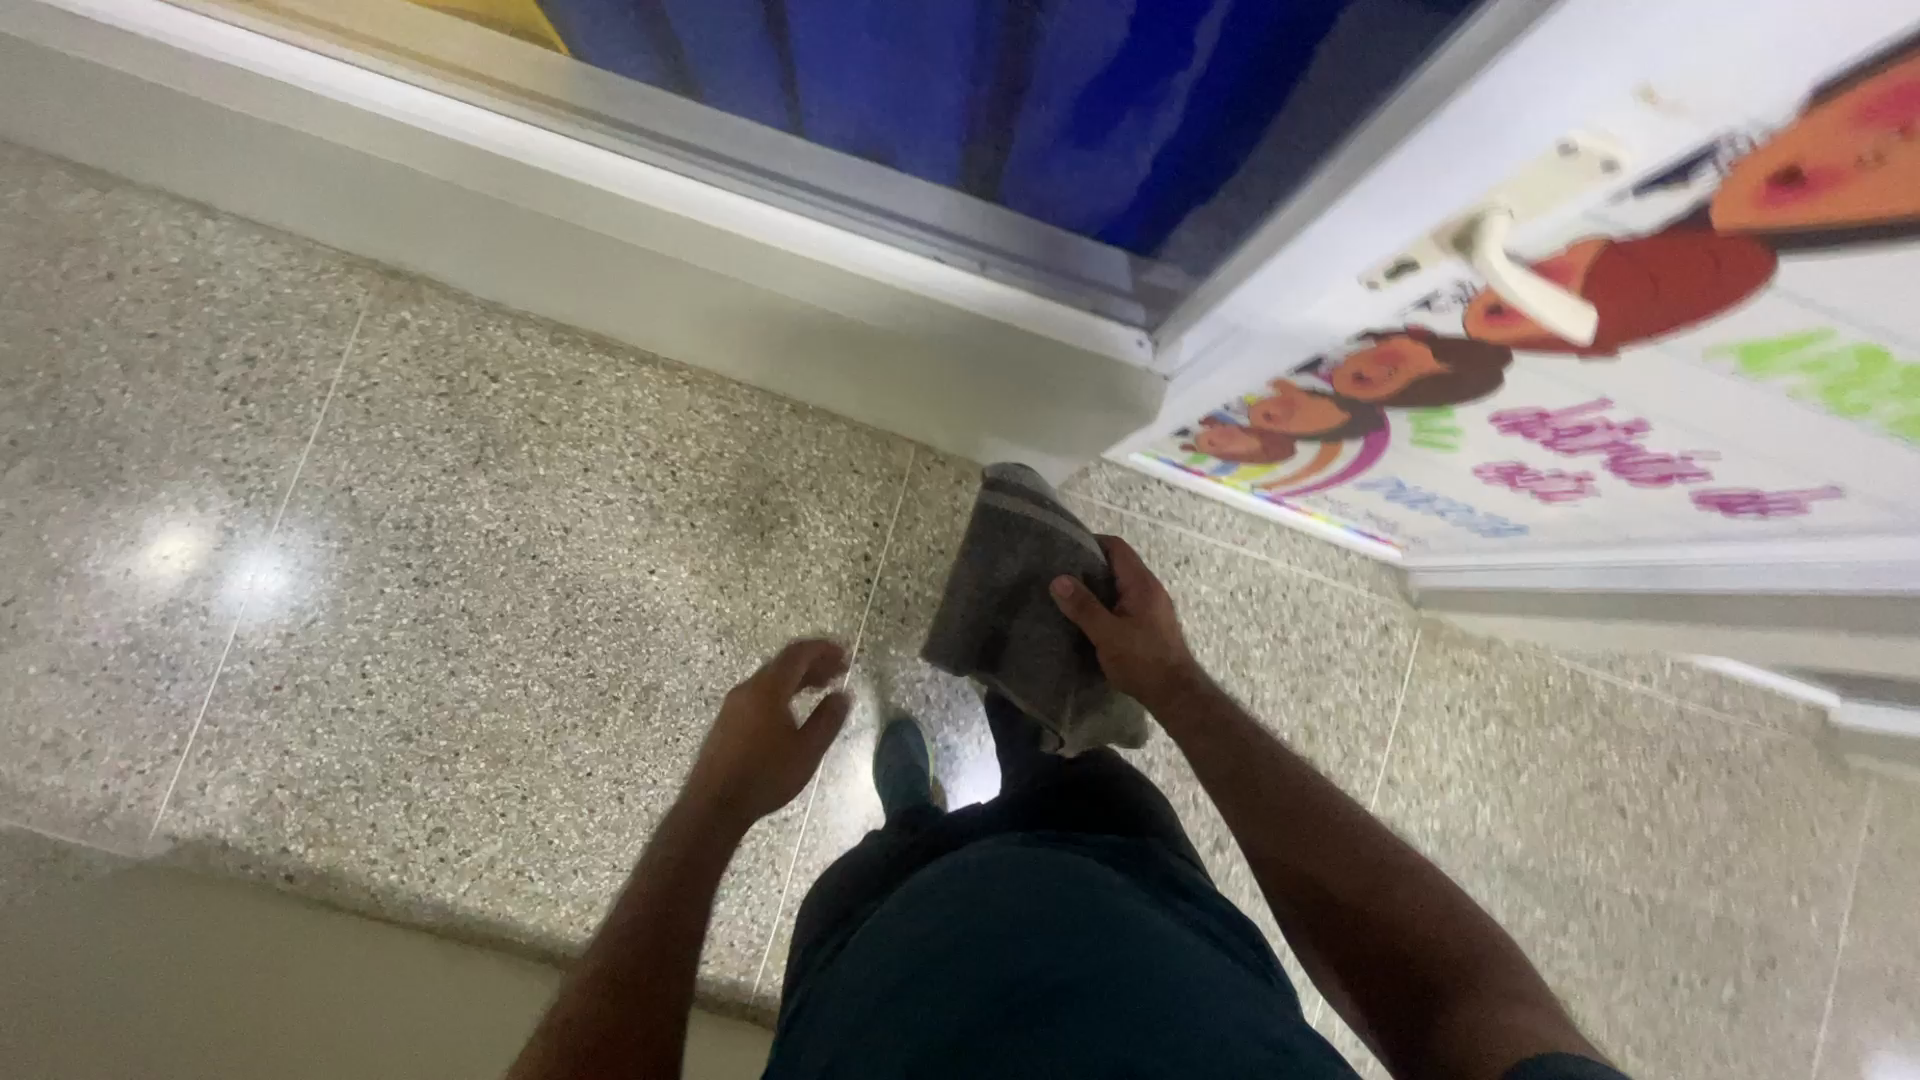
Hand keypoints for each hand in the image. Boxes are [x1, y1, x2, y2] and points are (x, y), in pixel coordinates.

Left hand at [685, 639, 852, 831]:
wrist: (713, 806)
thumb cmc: (766, 776)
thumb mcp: (807, 750)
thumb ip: (828, 719)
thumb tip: (843, 694)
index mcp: (768, 689)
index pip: (798, 653)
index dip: (823, 649)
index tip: (845, 654)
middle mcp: (748, 689)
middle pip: (784, 663)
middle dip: (814, 663)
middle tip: (839, 671)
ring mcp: (733, 705)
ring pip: (771, 679)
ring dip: (798, 679)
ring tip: (821, 689)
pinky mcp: (727, 721)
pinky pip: (760, 694)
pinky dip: (783, 692)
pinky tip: (793, 711)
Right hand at [1050, 535, 1202, 707]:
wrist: (1175, 694)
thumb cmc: (1142, 661)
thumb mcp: (1106, 634)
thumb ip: (1083, 606)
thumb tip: (1058, 579)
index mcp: (1141, 584)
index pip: (1117, 547)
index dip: (1092, 543)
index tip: (1065, 550)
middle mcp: (1150, 589)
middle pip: (1118, 564)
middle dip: (1090, 566)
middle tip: (1061, 573)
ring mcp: (1153, 606)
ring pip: (1121, 585)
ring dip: (1097, 587)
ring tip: (1070, 594)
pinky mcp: (1150, 623)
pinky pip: (1125, 602)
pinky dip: (1106, 602)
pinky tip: (1089, 617)